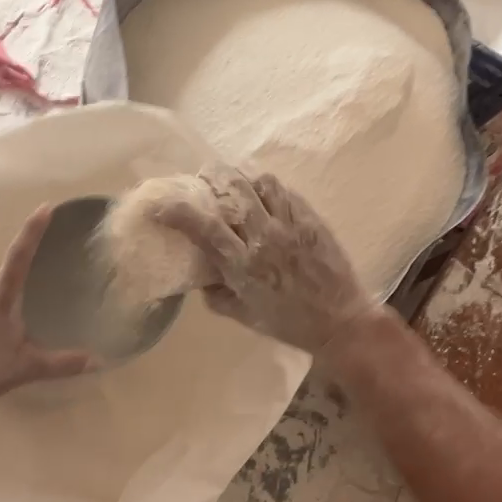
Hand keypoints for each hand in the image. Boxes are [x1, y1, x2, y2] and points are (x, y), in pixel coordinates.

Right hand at [154, 166, 380, 354]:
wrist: (340, 321)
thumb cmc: (288, 324)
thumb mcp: (244, 316)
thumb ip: (218, 296)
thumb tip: (202, 279)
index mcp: (243, 266)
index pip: (205, 228)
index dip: (179, 212)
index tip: (161, 206)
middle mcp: (264, 238)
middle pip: (232, 191)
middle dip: (212, 177)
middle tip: (203, 178)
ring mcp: (290, 225)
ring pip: (260, 182)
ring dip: (241, 178)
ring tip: (234, 183)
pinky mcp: (311, 219)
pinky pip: (285, 191)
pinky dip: (267, 187)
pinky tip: (263, 195)